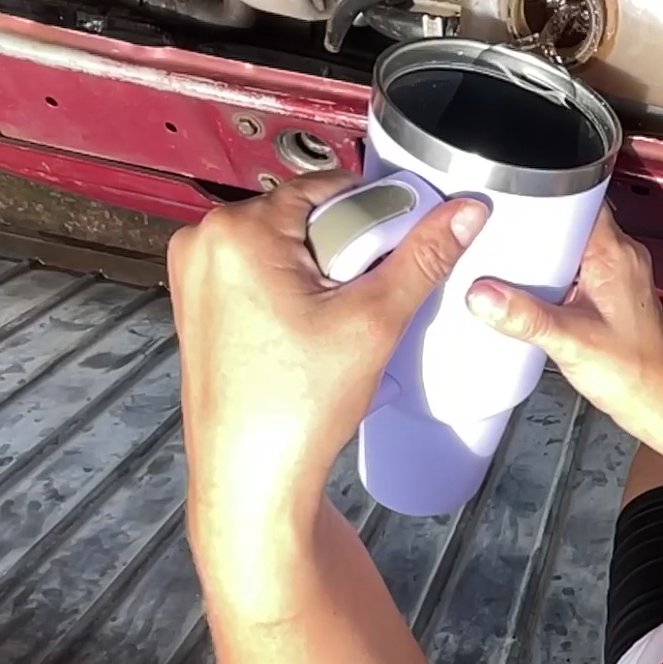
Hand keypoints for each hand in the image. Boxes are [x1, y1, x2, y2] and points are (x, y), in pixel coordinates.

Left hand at [169, 171, 487, 522]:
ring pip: (292, 246)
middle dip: (353, 251)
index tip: (401, 257)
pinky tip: (318, 333)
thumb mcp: (376, 320)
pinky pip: (268, 273)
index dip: (381, 218)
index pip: (334, 188)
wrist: (252, 475)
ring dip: (330, 272)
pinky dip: (302, 290)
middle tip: (368, 303)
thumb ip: (424, 257)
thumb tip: (464, 212)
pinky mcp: (204, 304)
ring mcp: (198, 275)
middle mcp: (205, 242)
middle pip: (311, 216)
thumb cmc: (295, 405)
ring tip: (343, 324)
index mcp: (238, 231)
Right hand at [464, 209, 662, 440]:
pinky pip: (583, 268)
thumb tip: (481, 294)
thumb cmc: (631, 373)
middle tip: (504, 235)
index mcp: (615, 254)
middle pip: (575, 220)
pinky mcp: (617, 294)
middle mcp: (624, 257)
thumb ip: (523, 317)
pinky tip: (538, 291)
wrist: (657, 403)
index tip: (515, 198)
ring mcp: (622, 275)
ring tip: (513, 261)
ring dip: (549, 252)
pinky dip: (560, 274)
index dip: (548, 193)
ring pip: (578, 245)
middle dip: (540, 225)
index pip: (582, 198)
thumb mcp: (568, 342)